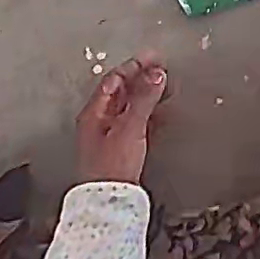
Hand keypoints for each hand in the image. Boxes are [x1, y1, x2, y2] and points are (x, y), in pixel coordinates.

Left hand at [75, 57, 168, 183]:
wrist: (110, 200)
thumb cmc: (112, 165)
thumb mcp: (130, 126)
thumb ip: (144, 99)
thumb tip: (157, 73)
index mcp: (94, 113)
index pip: (114, 80)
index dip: (134, 67)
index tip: (154, 58)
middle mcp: (100, 120)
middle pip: (122, 90)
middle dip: (141, 76)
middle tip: (162, 66)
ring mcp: (111, 133)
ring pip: (130, 104)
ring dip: (147, 92)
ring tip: (165, 83)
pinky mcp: (123, 144)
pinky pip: (138, 118)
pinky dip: (150, 109)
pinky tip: (161, 110)